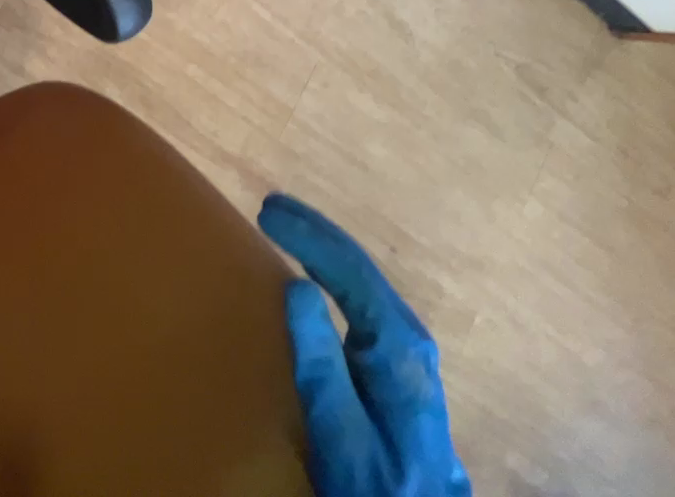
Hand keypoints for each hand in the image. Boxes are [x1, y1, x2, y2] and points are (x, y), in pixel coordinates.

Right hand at [257, 194, 470, 496]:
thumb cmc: (374, 476)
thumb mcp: (339, 428)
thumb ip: (321, 363)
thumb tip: (297, 286)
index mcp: (396, 344)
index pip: (348, 270)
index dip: (308, 235)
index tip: (266, 210)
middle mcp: (407, 335)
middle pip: (358, 266)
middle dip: (314, 230)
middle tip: (269, 205)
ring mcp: (405, 347)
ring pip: (360, 278)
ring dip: (321, 245)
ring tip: (285, 224)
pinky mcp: (395, 359)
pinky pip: (357, 295)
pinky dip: (329, 269)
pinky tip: (312, 268)